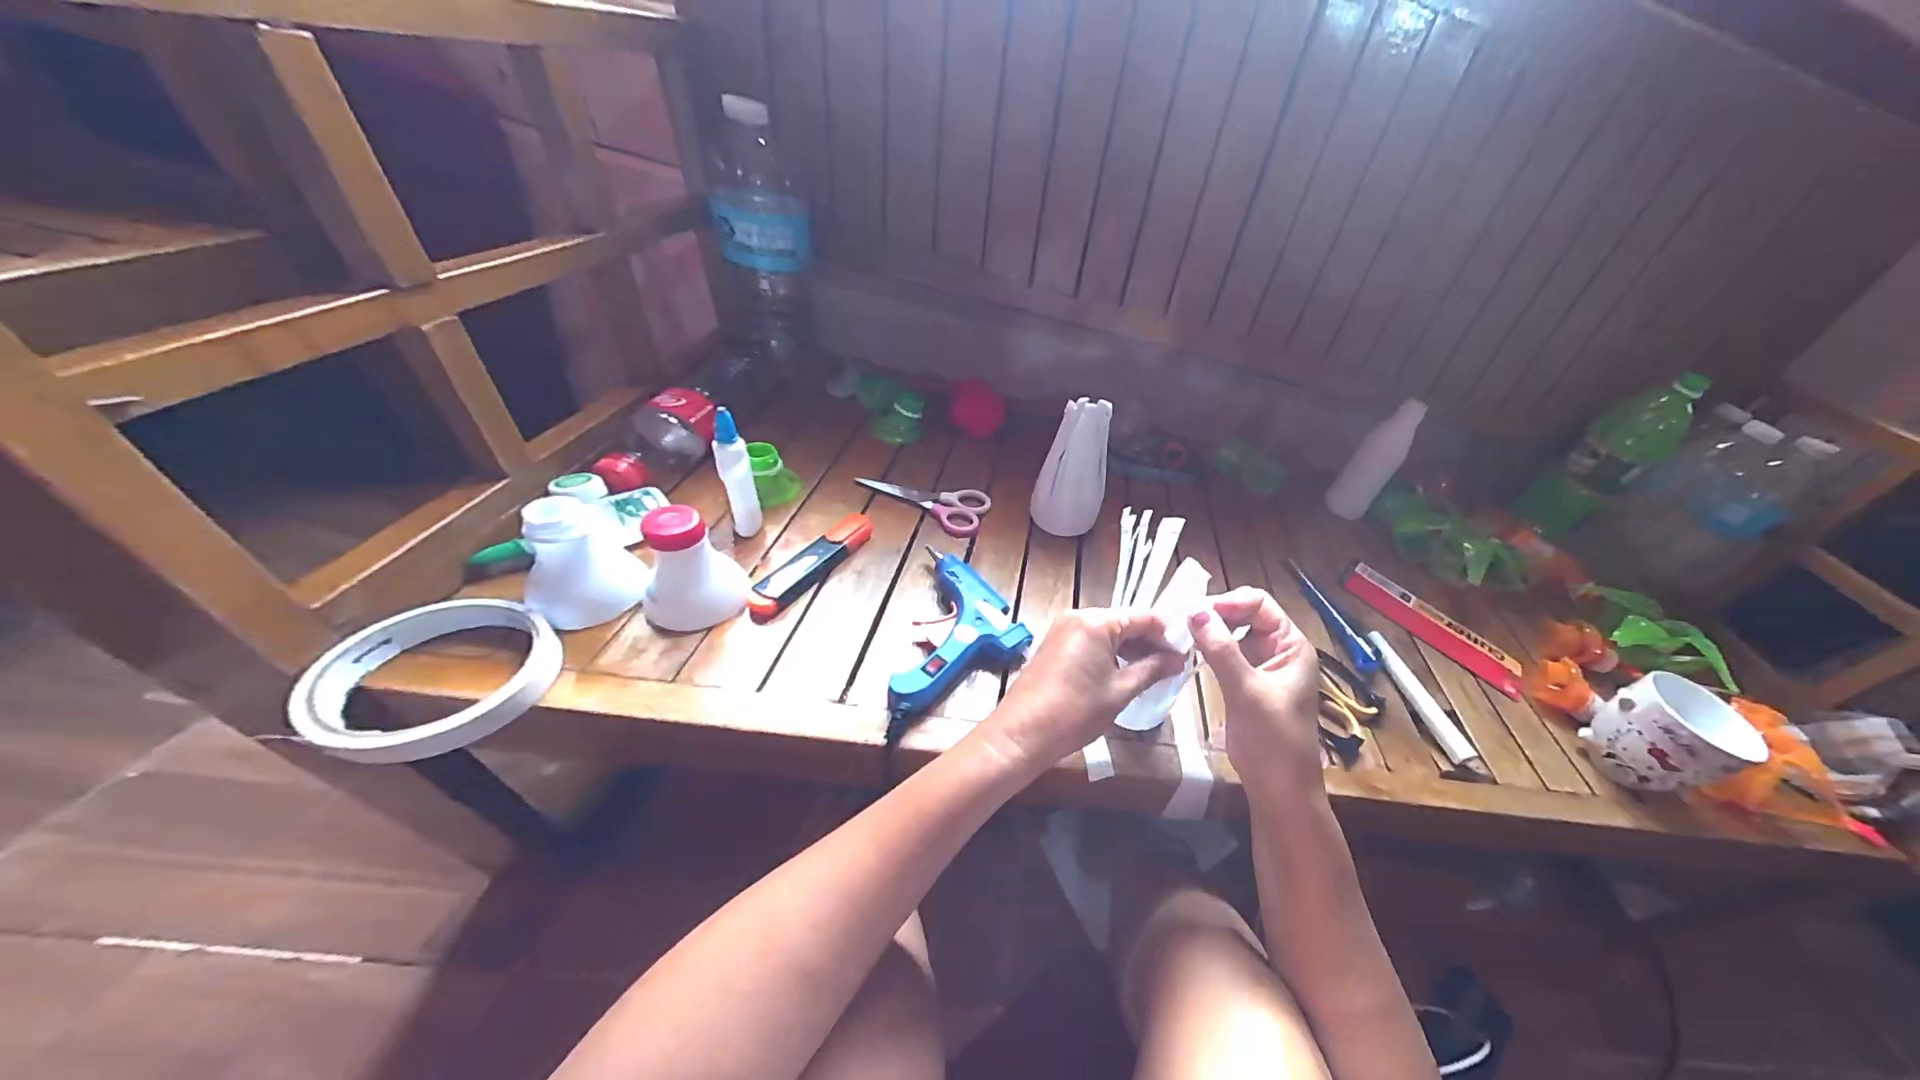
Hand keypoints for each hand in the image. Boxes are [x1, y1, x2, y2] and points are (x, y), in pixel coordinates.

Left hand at [981, 608, 1186, 773]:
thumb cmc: (1075, 711)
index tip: (1188, 652)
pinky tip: (1126, 672)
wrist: (1023, 733)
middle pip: (1124, 622)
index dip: (1168, 633)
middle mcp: (1077, 617)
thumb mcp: (1120, 691)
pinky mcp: (1054, 645)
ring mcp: (1062, 630)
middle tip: (1175, 665)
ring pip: (1107, 632)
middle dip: (1150, 641)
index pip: (1143, 616)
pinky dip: (1110, 654)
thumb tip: (1178, 659)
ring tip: (1155, 672)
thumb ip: (1152, 669)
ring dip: (1131, 649)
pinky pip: (1090, 642)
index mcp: (1095, 621)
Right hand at [1188, 588, 1324, 797]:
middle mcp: (1278, 649)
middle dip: (1214, 612)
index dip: (1228, 602)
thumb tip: (1194, 612)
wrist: (1279, 789)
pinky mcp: (1244, 681)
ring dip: (1207, 629)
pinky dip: (1206, 648)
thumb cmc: (1273, 740)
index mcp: (1291, 645)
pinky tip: (1186, 650)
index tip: (1195, 611)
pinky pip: (1224, 652)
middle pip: (1243, 614)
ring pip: (1231, 632)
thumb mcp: (1247, 691)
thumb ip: (1221, 650)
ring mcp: (1260, 665)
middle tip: (1179, 619)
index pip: (1259, 604)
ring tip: (1178, 631)